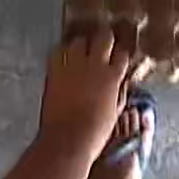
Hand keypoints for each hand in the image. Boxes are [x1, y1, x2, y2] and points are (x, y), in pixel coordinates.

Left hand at [36, 28, 131, 163]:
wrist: (66, 141)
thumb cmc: (94, 132)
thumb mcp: (115, 111)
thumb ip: (118, 92)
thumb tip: (120, 83)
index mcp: (113, 76)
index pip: (122, 52)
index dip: (121, 51)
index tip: (119, 53)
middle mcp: (96, 65)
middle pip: (104, 37)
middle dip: (105, 38)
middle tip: (103, 42)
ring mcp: (74, 66)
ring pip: (80, 40)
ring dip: (83, 43)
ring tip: (82, 48)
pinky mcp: (55, 71)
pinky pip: (58, 51)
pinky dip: (62, 52)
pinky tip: (64, 57)